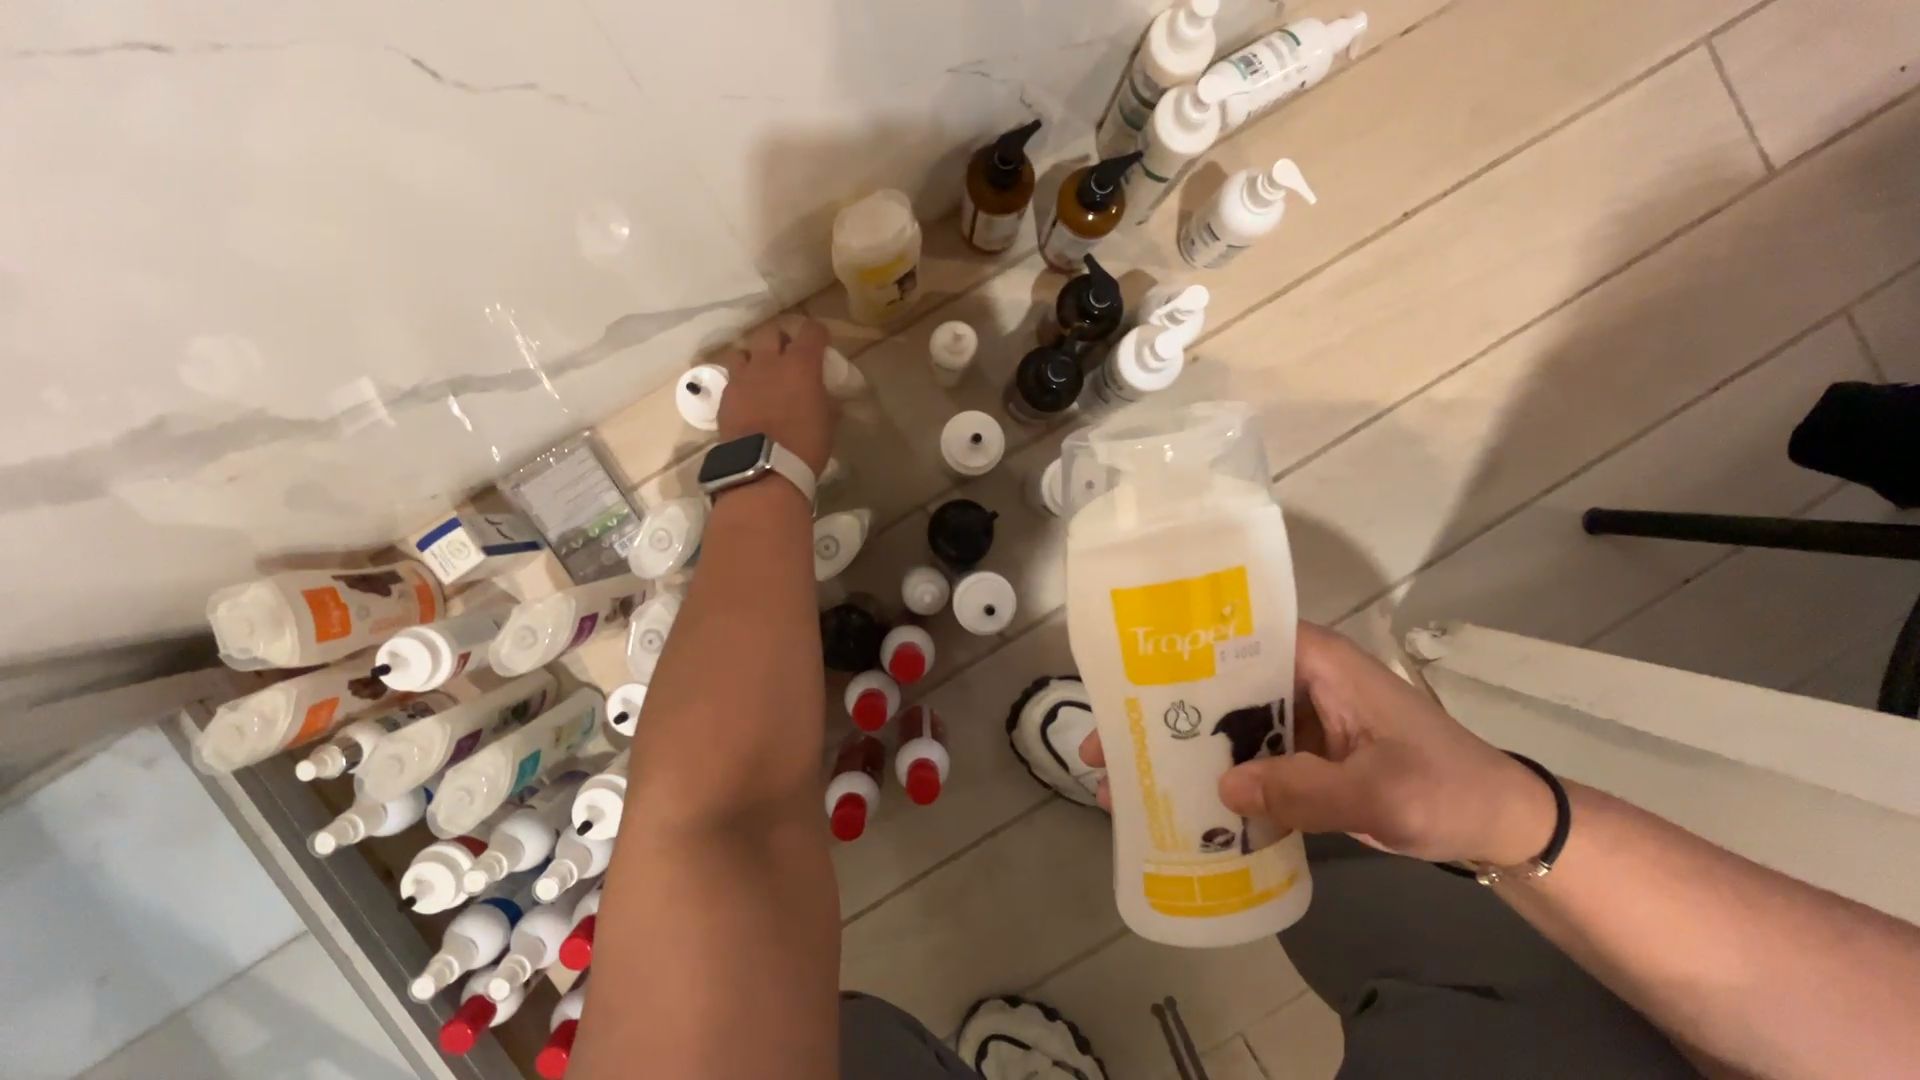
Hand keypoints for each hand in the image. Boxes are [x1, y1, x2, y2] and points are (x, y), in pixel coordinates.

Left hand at [716, 317, 835, 474]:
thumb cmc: (806, 445)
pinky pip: (732, 377)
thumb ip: (826, 400)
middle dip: (781, 340)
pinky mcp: (725, 395)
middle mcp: (769, 361)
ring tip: (761, 374)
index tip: (821, 342)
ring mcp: (743, 376)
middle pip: (771, 332)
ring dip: (755, 358)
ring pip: (745, 351)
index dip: (818, 334)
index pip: (812, 330)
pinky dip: (741, 382)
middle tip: (787, 356)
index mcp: (801, 364)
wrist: (764, 469)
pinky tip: (748, 397)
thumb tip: (825, 395)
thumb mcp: (828, 422)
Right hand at [1079, 623, 1556, 865]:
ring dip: (1180, 749)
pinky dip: (1212, 778)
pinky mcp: (1301, 756)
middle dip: (1163, 712)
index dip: (1180, 653)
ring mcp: (1299, 720)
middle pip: (1217, 686)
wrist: (1498, 826)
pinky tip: (1176, 803)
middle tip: (1104, 742)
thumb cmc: (1448, 789)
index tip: (1128, 675)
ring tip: (1122, 777)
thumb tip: (1223, 790)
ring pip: (1225, 725)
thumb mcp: (1381, 791)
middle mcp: (1299, 681)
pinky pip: (1246, 760)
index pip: (1237, 637)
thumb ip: (1304, 789)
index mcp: (1318, 662)